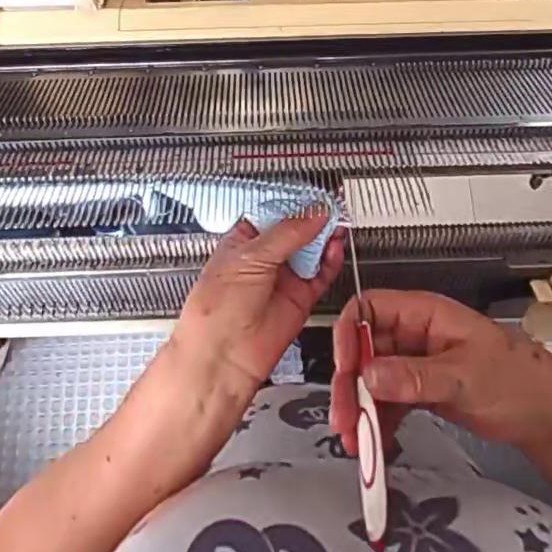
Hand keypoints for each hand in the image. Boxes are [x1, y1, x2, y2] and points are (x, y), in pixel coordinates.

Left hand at [165, 206, 345, 403]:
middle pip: (297, 229)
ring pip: (312, 250)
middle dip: (313, 218)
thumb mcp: (249, 258)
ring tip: (336, 225)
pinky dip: (331, 260)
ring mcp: (283, 277)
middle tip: (330, 207)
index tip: (312, 196)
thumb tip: (313, 214)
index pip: (274, 212)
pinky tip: (334, 247)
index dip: (294, 203)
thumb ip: (286, 233)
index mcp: (243, 241)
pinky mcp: (300, 297)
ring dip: (325, 237)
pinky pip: (321, 273)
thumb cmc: (216, 310)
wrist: (222, 356)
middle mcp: (264, 258)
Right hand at [329, 290, 551, 451]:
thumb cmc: (518, 378)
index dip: (350, 333)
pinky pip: (388, 401)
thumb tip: (370, 375)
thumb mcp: (464, 375)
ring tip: (357, 441)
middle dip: (350, 383)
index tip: (344, 367)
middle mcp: (415, 334)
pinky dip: (378, 421)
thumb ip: (415, 376)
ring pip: (372, 378)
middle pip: (365, 349)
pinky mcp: (420, 389)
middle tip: (345, 418)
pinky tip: (377, 443)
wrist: (546, 413)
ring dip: (360, 408)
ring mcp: (416, 363)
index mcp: (425, 313)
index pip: (370, 308)